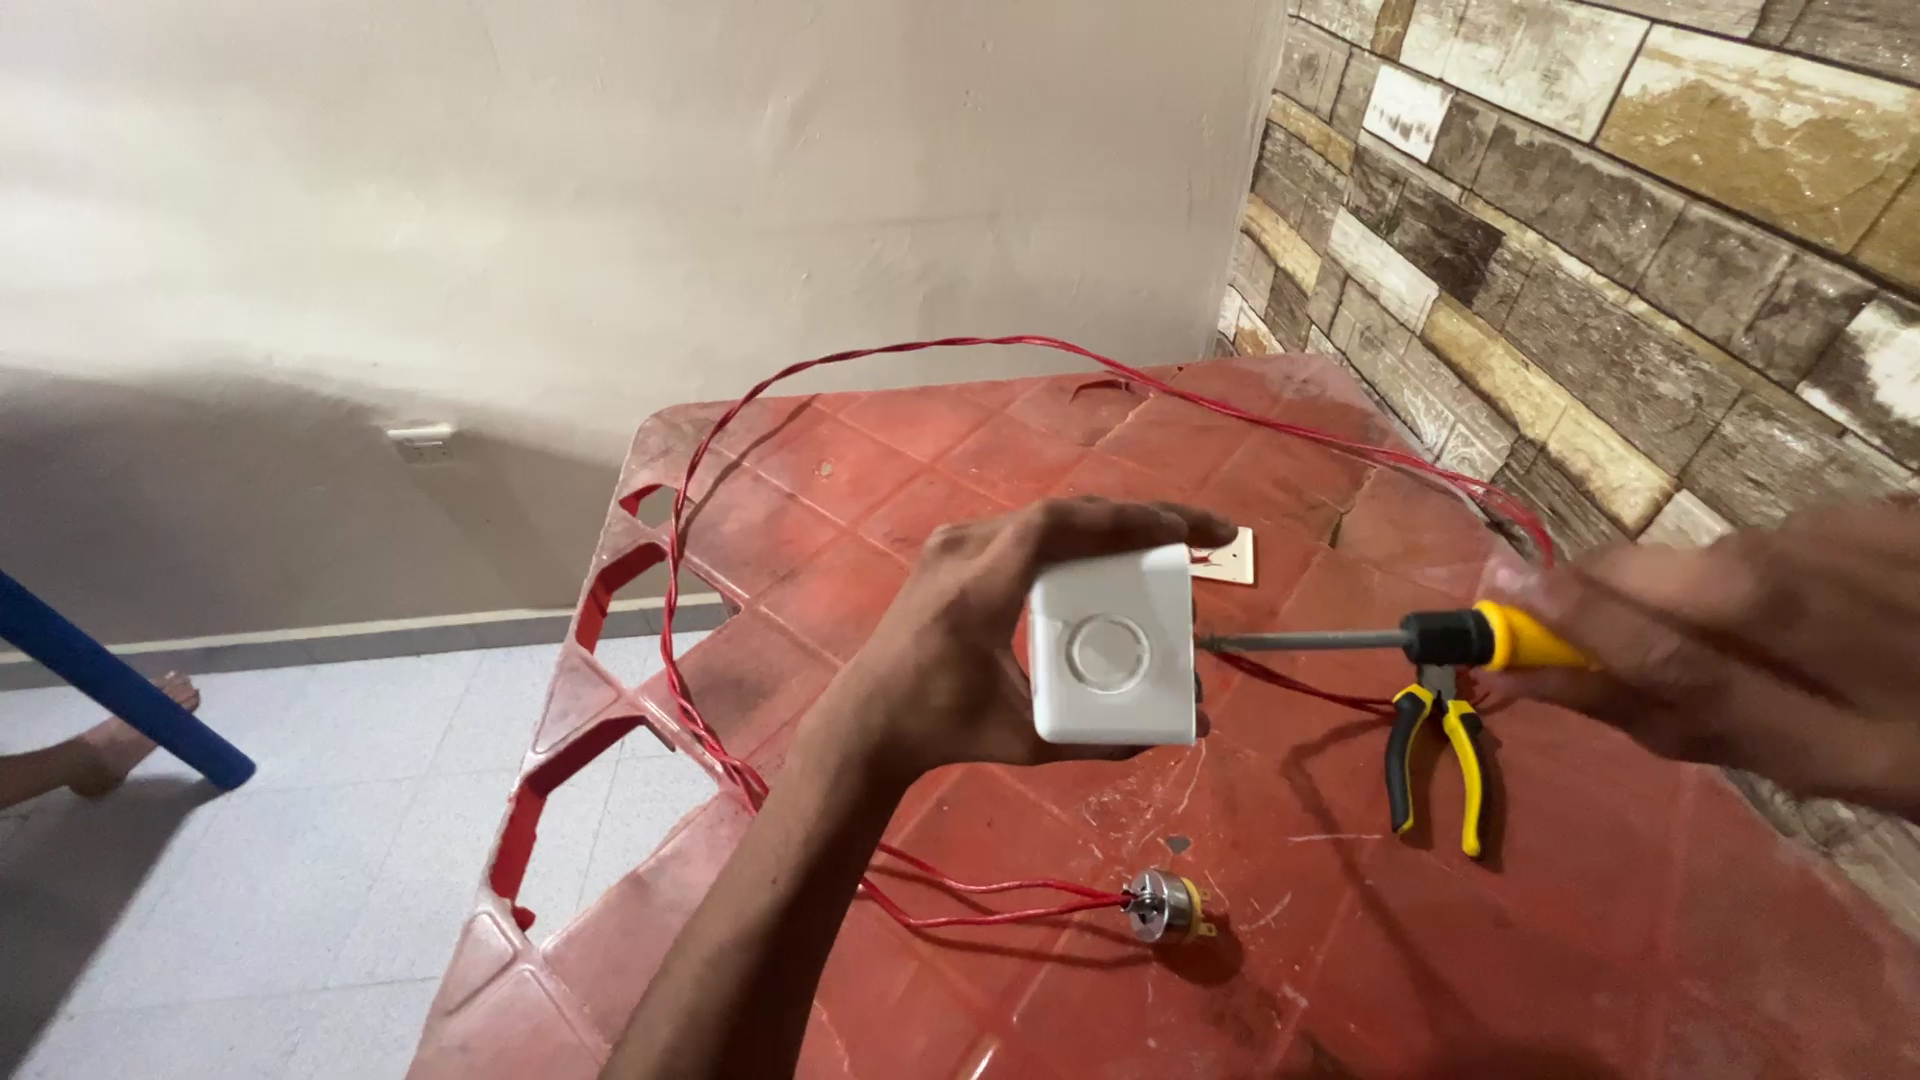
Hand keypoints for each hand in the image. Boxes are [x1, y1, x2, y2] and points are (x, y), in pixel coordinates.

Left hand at [789, 497, 1235, 790]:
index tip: (1182, 532)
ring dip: (1109, 522)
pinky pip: (1027, 527)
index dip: (1124, 520)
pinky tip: (1110, 545)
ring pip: (1047, 515)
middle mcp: (961, 551)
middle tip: (1199, 536)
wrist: (870, 717)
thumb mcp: (1027, 739)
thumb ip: (1105, 739)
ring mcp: (952, 542)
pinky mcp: (953, 547)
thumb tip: (1184, 729)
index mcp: (975, 592)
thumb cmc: (944, 729)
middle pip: (1062, 513)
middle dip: (1138, 518)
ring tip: (1167, 540)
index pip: (1054, 527)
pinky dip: (1077, 531)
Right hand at [1482, 498, 1919, 817]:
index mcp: (1851, 754)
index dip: (1589, 621)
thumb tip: (1507, 672)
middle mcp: (1902, 668)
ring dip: (1708, 570)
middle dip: (1626, 576)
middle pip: (1728, 589)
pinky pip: (1813, 522)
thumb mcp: (1766, 759)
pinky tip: (1822, 580)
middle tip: (1577, 580)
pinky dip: (1783, 549)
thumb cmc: (1878, 752)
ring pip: (1756, 549)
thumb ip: (1641, 713)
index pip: (1691, 673)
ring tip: (1743, 605)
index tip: (1508, 582)